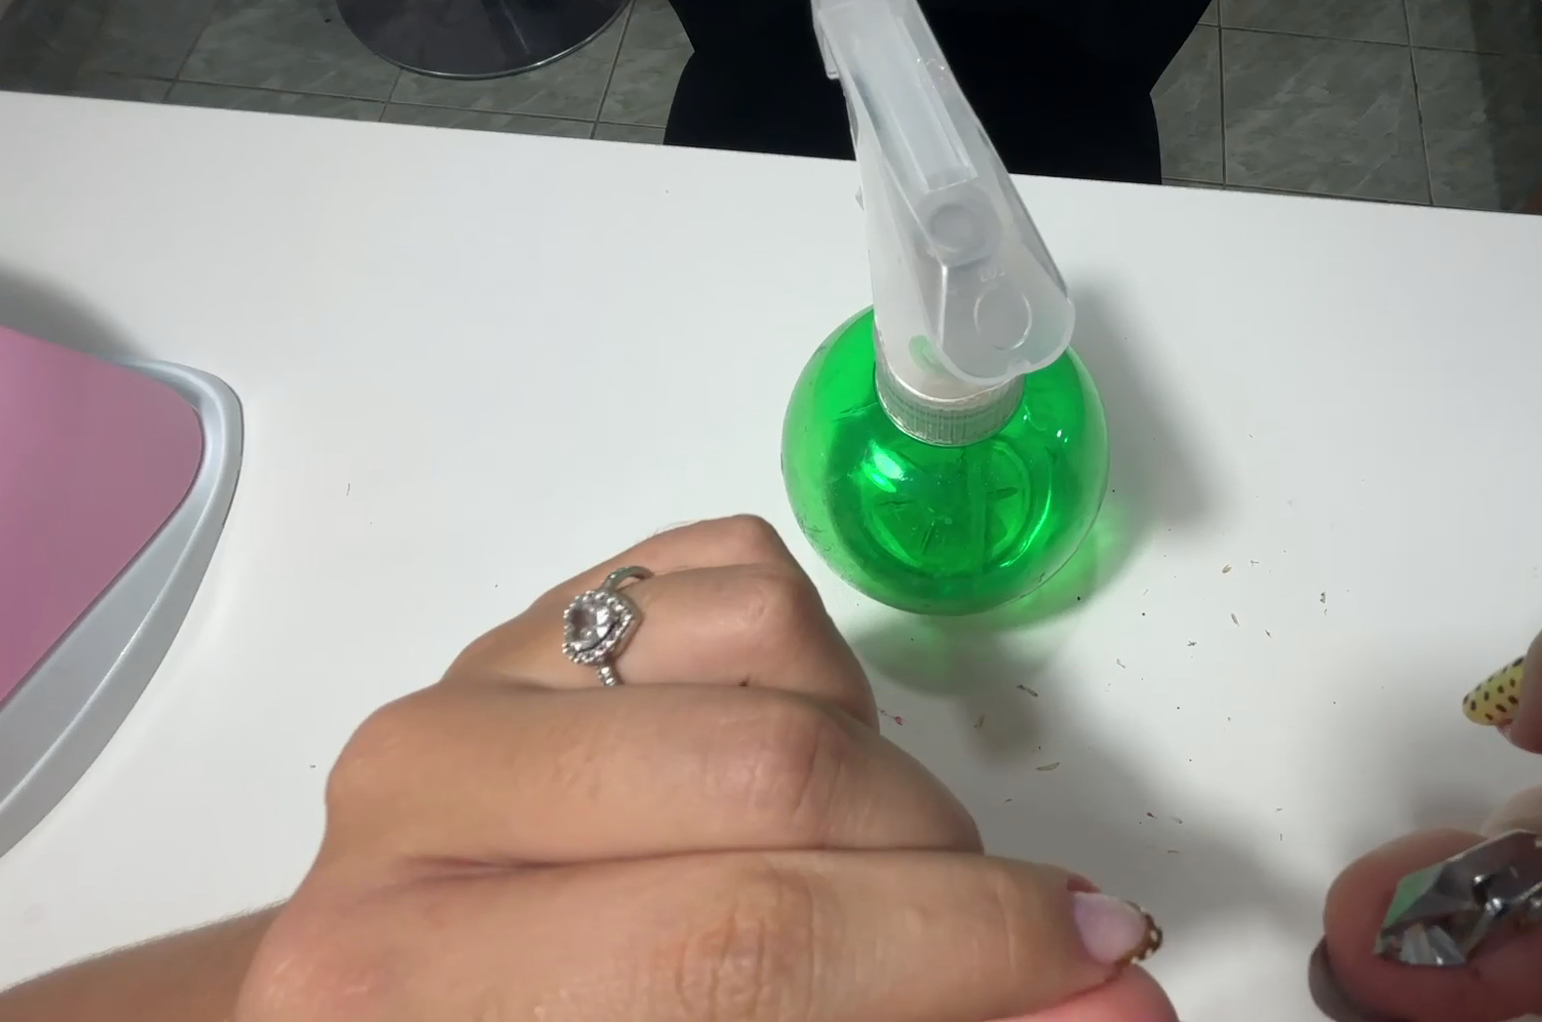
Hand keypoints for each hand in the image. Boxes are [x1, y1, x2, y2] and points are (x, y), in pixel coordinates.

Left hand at [235, 516, 1169, 1021]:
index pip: (745, 945)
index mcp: (418, 983)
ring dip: (858, 735)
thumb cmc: (589, 1019)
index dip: (959, 944)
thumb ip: (931, 1020)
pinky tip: (769, 723)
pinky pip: (742, 563)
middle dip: (928, 842)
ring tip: (829, 814)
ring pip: (770, 631)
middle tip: (968, 888)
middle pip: (774, 770)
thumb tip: (1123, 997)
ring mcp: (487, 660)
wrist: (439, 952)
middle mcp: (422, 792)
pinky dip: (805, 645)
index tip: (1100, 945)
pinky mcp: (550, 586)